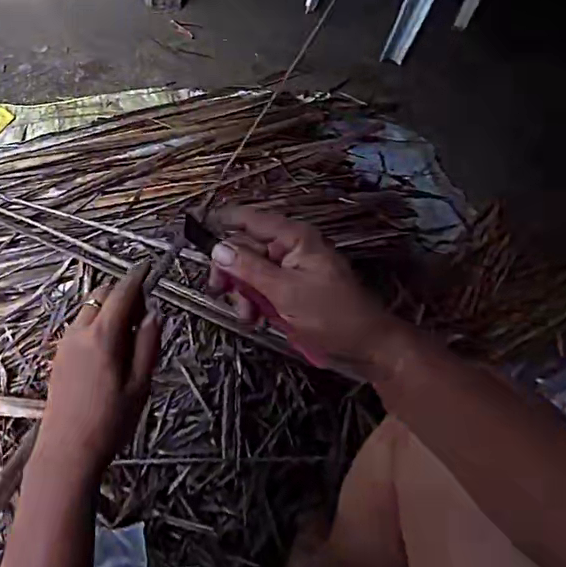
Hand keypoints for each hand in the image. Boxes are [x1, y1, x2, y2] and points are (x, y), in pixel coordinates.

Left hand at [35, 263, 162, 481]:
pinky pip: (81, 325)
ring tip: (129, 338)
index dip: (138, 278)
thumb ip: (148, 345)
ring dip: (109, 309)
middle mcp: (80, 332)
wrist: (66, 452)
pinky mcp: (59, 355)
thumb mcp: (140, 386)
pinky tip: (109, 351)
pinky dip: (97, 323)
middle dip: (124, 294)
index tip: (148, 269)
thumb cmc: (107, 424)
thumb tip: (155, 315)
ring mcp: (66, 343)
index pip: (122, 292)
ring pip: (90, 308)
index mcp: (103, 335)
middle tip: (144, 316)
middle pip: (103, 294)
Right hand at [204, 205, 406, 380]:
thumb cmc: (332, 316)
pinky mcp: (292, 288)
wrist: (370, 348)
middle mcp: (290, 246)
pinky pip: (263, 287)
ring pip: (250, 270)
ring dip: (243, 292)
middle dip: (232, 271)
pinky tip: (256, 319)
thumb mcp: (285, 293)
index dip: (221, 222)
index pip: (249, 219)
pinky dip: (255, 301)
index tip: (195, 232)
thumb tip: (217, 248)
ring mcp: (291, 268)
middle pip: (245, 247)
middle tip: (220, 291)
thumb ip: (249, 269)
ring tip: (248, 316)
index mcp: (293, 237)